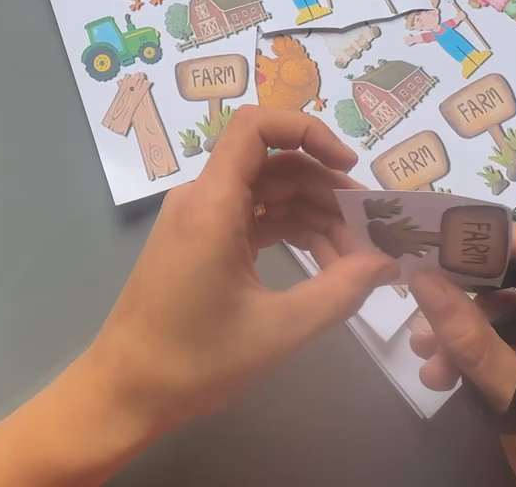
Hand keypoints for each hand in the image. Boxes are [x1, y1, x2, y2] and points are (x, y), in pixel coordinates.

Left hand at [79, 106, 399, 435]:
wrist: (127, 388)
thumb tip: (388, 264)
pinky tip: (325, 263)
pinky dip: (289, 230)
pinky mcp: (201, 238)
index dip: (306, 129)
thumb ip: (339, 291)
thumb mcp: (278, 329)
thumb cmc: (195, 359)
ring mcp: (200, 216)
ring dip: (312, 215)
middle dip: (325, 188)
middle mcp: (202, 196)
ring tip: (355, 258)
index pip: (255, 126)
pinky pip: (252, 215)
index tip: (348, 163)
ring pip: (266, 192)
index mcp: (211, 202)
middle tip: (371, 228)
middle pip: (272, 164)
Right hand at [407, 273, 515, 486]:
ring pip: (513, 321)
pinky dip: (480, 357)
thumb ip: (472, 337)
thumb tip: (421, 277)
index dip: (503, 255)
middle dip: (470, 310)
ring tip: (427, 357)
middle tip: (425, 316)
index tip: (450, 255)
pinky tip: (444, 373)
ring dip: (466, 337)